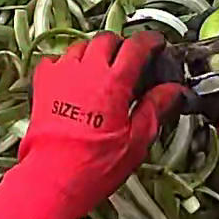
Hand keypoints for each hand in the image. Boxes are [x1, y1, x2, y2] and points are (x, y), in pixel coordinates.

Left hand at [0, 32, 185, 218]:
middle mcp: (87, 70)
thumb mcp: (135, 141)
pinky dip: (66, 63)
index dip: (150, 41)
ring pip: (82, 46)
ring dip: (94, 52)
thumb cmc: (93, 166)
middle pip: (107, 39)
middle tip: (129, 60)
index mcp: (114, 82)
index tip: (156, 43)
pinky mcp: (43, 83)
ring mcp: (62, 73)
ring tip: (101, 69)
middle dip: (121, 45)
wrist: (51, 178)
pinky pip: (56, 60)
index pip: (136, 46)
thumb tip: (174, 90)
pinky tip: (72, 78)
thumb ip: (155, 108)